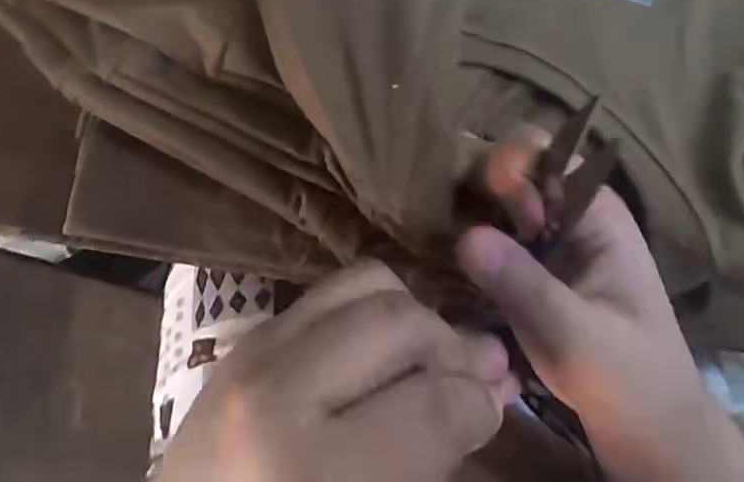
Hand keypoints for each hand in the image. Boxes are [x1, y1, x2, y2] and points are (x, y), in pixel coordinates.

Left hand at [158, 261, 517, 481]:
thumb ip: (430, 456)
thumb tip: (492, 389)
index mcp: (309, 467)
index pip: (431, 406)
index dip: (478, 404)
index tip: (494, 405)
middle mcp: (279, 391)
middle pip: (399, 321)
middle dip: (450, 346)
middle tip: (471, 373)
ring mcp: (257, 349)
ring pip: (366, 281)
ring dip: (412, 312)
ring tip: (427, 351)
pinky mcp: (249, 334)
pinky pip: (329, 288)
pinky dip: (371, 306)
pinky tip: (383, 342)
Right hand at [459, 132, 743, 481]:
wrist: (649, 435)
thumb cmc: (630, 381)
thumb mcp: (580, 338)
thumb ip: (527, 287)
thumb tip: (467, 236)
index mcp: (593, 208)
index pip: (542, 152)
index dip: (514, 169)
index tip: (508, 217)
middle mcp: (563, 210)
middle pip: (507, 168)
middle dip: (477, 189)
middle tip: (462, 236)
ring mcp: (541, 237)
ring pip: (488, 199)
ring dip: (463, 214)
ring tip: (441, 246)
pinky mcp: (522, 265)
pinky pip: (484, 233)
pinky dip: (463, 240)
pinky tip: (445, 263)